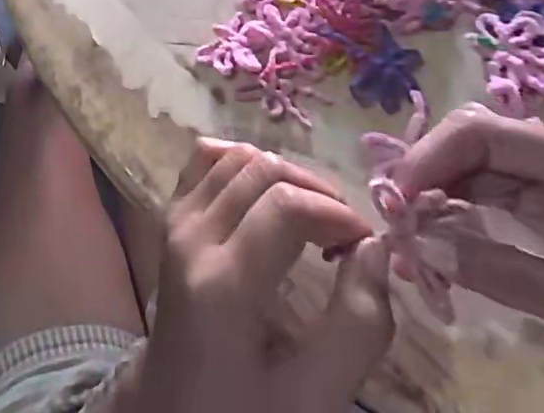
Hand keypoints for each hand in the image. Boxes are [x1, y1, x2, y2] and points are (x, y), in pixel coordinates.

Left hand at [116, 140, 393, 412]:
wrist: (169, 408)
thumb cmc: (244, 408)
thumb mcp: (313, 393)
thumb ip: (357, 324)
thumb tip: (374, 246)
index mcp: (222, 283)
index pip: (285, 206)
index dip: (337, 213)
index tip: (366, 244)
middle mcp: (190, 236)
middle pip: (261, 172)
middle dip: (315, 190)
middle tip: (345, 232)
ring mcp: (174, 220)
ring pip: (234, 157)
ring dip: (284, 173)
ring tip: (315, 215)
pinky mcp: (170, 215)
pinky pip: (204, 159)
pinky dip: (243, 160)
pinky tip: (268, 187)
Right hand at [395, 106, 543, 412]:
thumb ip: (511, 276)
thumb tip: (421, 241)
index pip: (489, 134)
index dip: (430, 156)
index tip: (393, 199)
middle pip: (479, 144)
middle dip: (428, 174)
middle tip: (393, 222)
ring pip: (483, 171)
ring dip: (441, 198)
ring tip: (407, 236)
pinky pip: (501, 202)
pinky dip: (465, 219)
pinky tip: (442, 241)